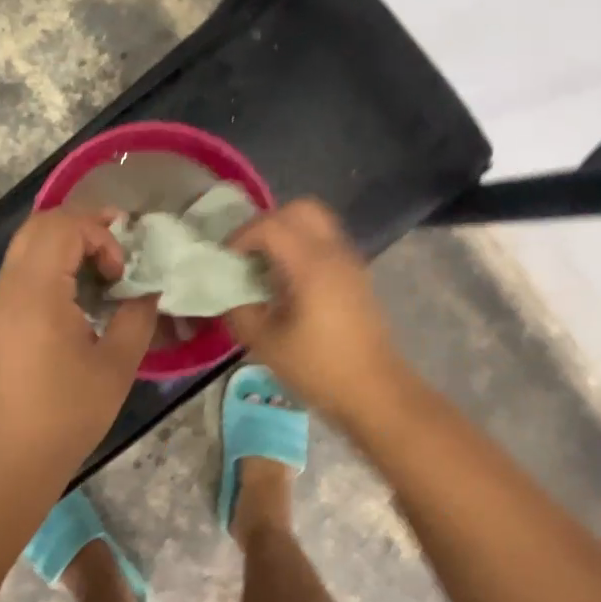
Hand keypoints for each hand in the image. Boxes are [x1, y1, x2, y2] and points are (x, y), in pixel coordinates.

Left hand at [0, 207, 158, 473]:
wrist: (7, 461)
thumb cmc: (65, 416)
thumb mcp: (115, 367)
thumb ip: (137, 317)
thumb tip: (148, 289)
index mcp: (36, 291)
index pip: (63, 226)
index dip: (100, 235)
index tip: (121, 275)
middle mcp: (8, 288)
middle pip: (39, 225)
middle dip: (83, 229)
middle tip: (119, 254)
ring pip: (26, 247)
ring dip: (65, 248)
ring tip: (102, 278)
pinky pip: (20, 274)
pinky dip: (50, 270)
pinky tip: (77, 302)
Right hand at [224, 199, 410, 421]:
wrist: (374, 391)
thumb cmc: (318, 368)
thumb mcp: (264, 342)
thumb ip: (238, 308)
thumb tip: (226, 291)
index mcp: (311, 265)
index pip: (270, 226)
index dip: (241, 237)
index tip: (226, 261)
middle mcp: (334, 253)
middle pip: (299, 209)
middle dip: (266, 224)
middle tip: (247, 254)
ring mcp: (350, 262)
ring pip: (316, 223)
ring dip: (286, 234)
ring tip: (265, 267)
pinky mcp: (356, 276)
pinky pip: (325, 243)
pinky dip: (301, 248)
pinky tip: (287, 283)